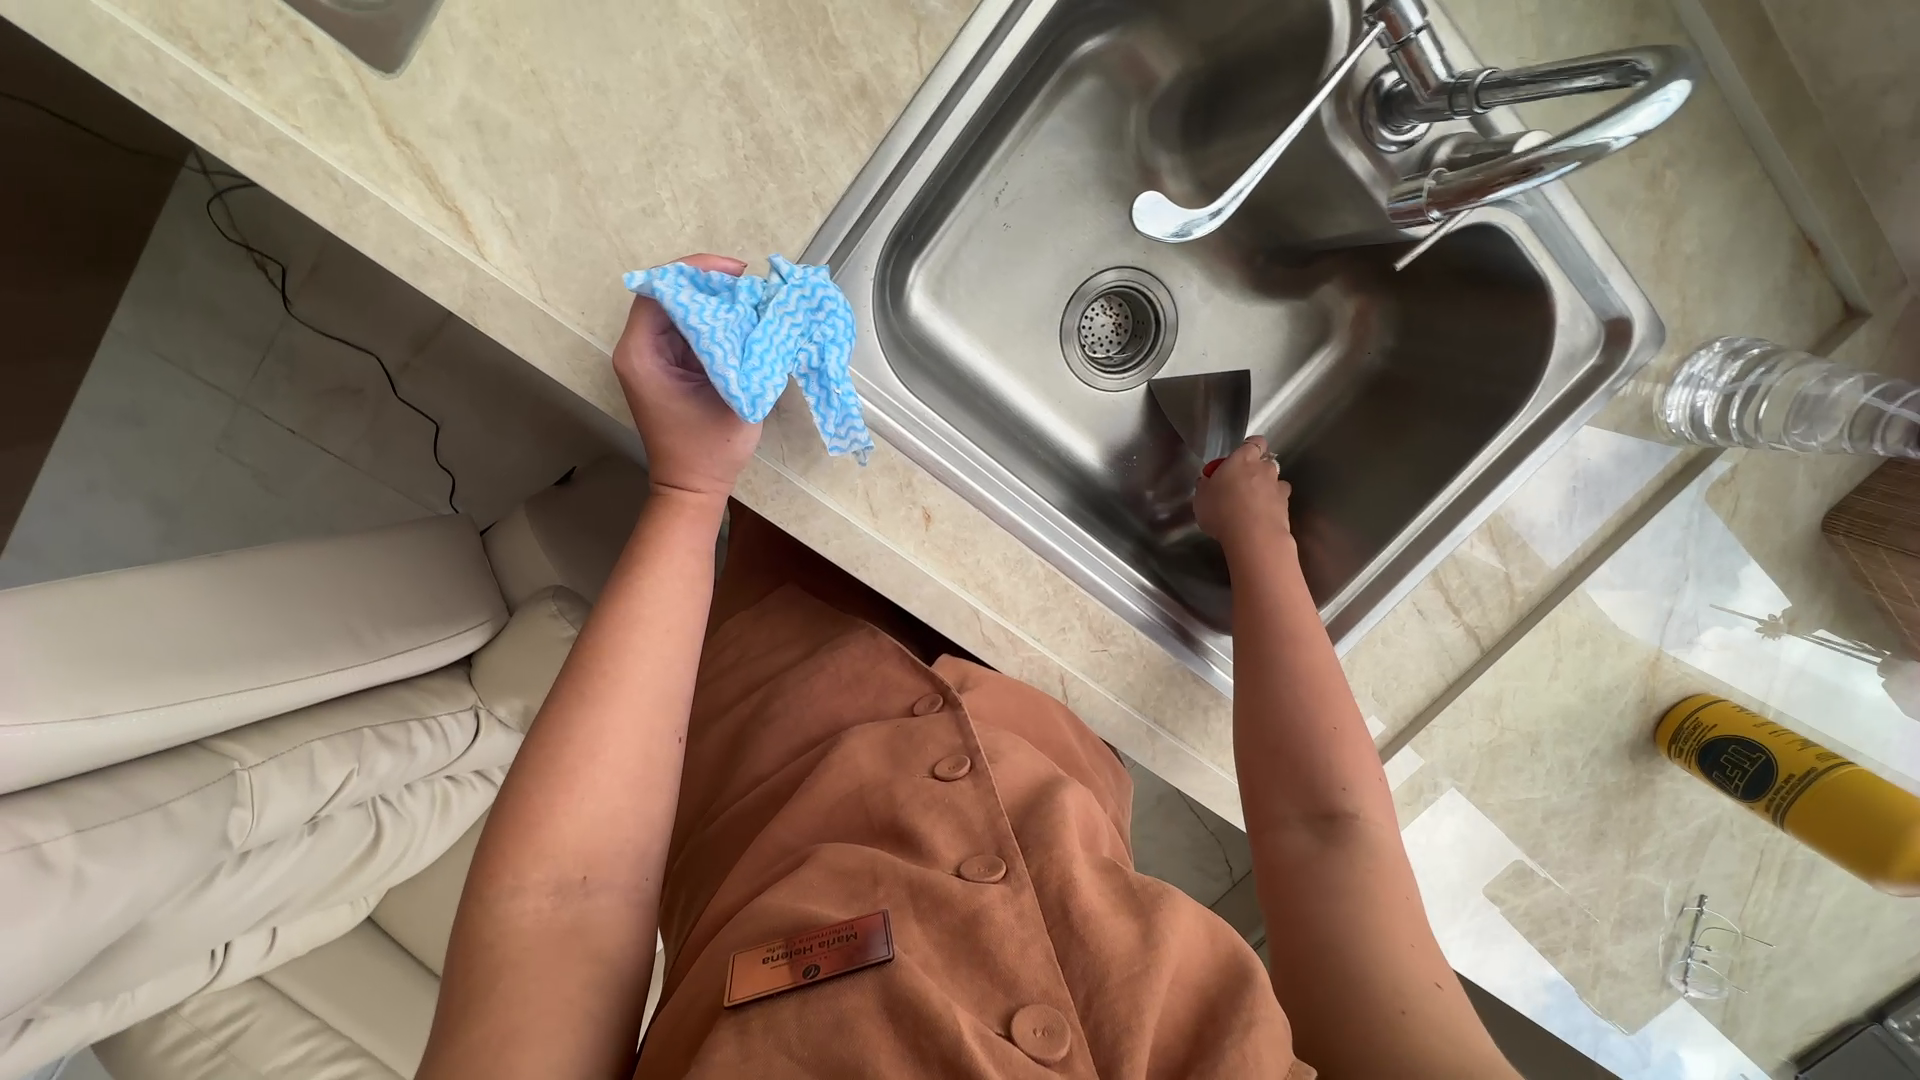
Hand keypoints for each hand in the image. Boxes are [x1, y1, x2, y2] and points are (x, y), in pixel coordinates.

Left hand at [612, 253, 762, 500]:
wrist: (694, 489)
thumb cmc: (708, 450)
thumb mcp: (732, 395)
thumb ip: (741, 349)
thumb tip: (758, 309)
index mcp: (641, 353)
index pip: (661, 289)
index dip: (697, 271)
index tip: (738, 273)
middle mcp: (639, 349)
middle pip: (670, 295)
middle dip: (712, 285)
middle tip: (751, 287)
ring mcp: (653, 358)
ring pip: (682, 311)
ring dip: (716, 303)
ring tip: (752, 302)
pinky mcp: (668, 368)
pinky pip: (689, 331)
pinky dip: (716, 323)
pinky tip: (744, 324)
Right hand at [1194, 436, 1292, 552]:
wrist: (1253, 537)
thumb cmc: (1222, 510)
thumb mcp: (1201, 497)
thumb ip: (1205, 484)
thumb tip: (1206, 480)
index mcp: (1242, 459)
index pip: (1254, 442)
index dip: (1250, 447)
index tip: (1239, 457)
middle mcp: (1264, 469)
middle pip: (1264, 462)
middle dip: (1255, 470)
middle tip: (1238, 485)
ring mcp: (1277, 487)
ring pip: (1274, 482)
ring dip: (1265, 488)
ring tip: (1251, 504)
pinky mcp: (1286, 507)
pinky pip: (1278, 500)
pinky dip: (1271, 505)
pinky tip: (1260, 517)